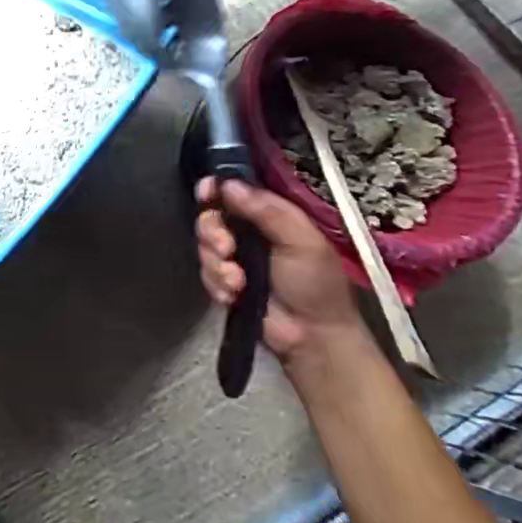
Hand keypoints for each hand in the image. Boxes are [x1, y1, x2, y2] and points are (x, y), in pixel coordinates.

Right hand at [196, 177, 361, 361]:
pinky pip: (206, 274)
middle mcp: (248, 233)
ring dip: (217, 265)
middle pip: (211, 217)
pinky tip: (234, 295)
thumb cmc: (316, 285)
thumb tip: (229, 184)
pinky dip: (217, 284)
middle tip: (227, 249)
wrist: (312, 337)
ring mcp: (235, 258)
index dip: (214, 190)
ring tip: (238, 282)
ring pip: (205, 247)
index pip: (234, 192)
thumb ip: (268, 210)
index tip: (206, 194)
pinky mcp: (224, 283)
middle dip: (213, 233)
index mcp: (270, 216)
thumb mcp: (302, 241)